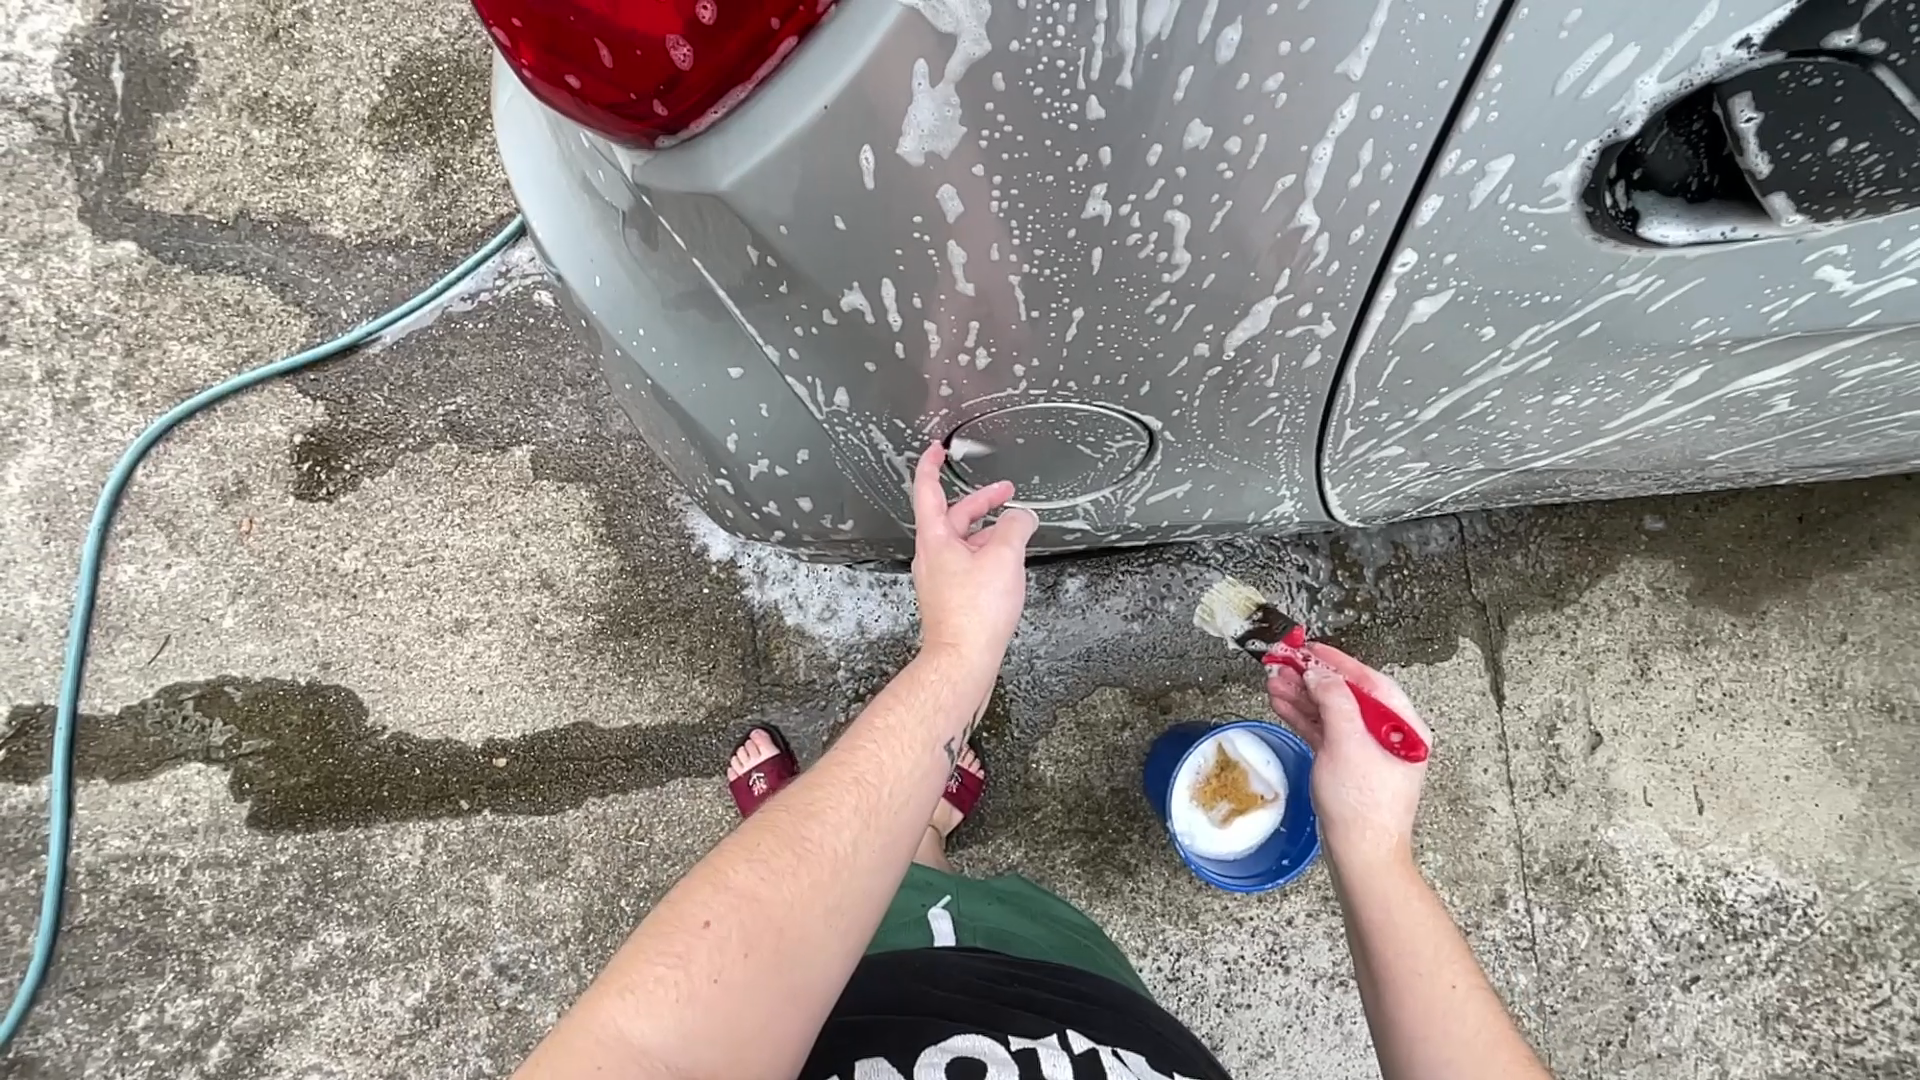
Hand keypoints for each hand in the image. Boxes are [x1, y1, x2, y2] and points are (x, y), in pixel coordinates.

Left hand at [910, 442, 1038, 663]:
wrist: (963, 659)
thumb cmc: (973, 615)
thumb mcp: (1004, 557)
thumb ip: (1014, 526)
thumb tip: (1021, 516)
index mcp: (935, 539)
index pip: (926, 489)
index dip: (931, 464)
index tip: (937, 450)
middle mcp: (932, 556)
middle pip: (953, 516)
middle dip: (981, 500)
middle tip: (1004, 490)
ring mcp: (940, 578)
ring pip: (963, 542)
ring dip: (988, 530)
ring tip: (1016, 529)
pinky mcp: (951, 597)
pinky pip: (968, 564)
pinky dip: (987, 554)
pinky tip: (1007, 563)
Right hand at [1267, 643, 1433, 872]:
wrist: (1361, 852)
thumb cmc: (1363, 805)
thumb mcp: (1347, 744)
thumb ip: (1334, 702)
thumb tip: (1319, 674)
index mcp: (1403, 728)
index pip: (1370, 682)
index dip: (1338, 662)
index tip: (1310, 648)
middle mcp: (1386, 736)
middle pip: (1346, 694)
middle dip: (1312, 678)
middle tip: (1282, 663)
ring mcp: (1364, 750)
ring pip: (1330, 711)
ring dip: (1301, 695)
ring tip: (1273, 682)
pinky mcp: (1345, 762)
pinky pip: (1322, 730)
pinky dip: (1302, 716)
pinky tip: (1281, 704)